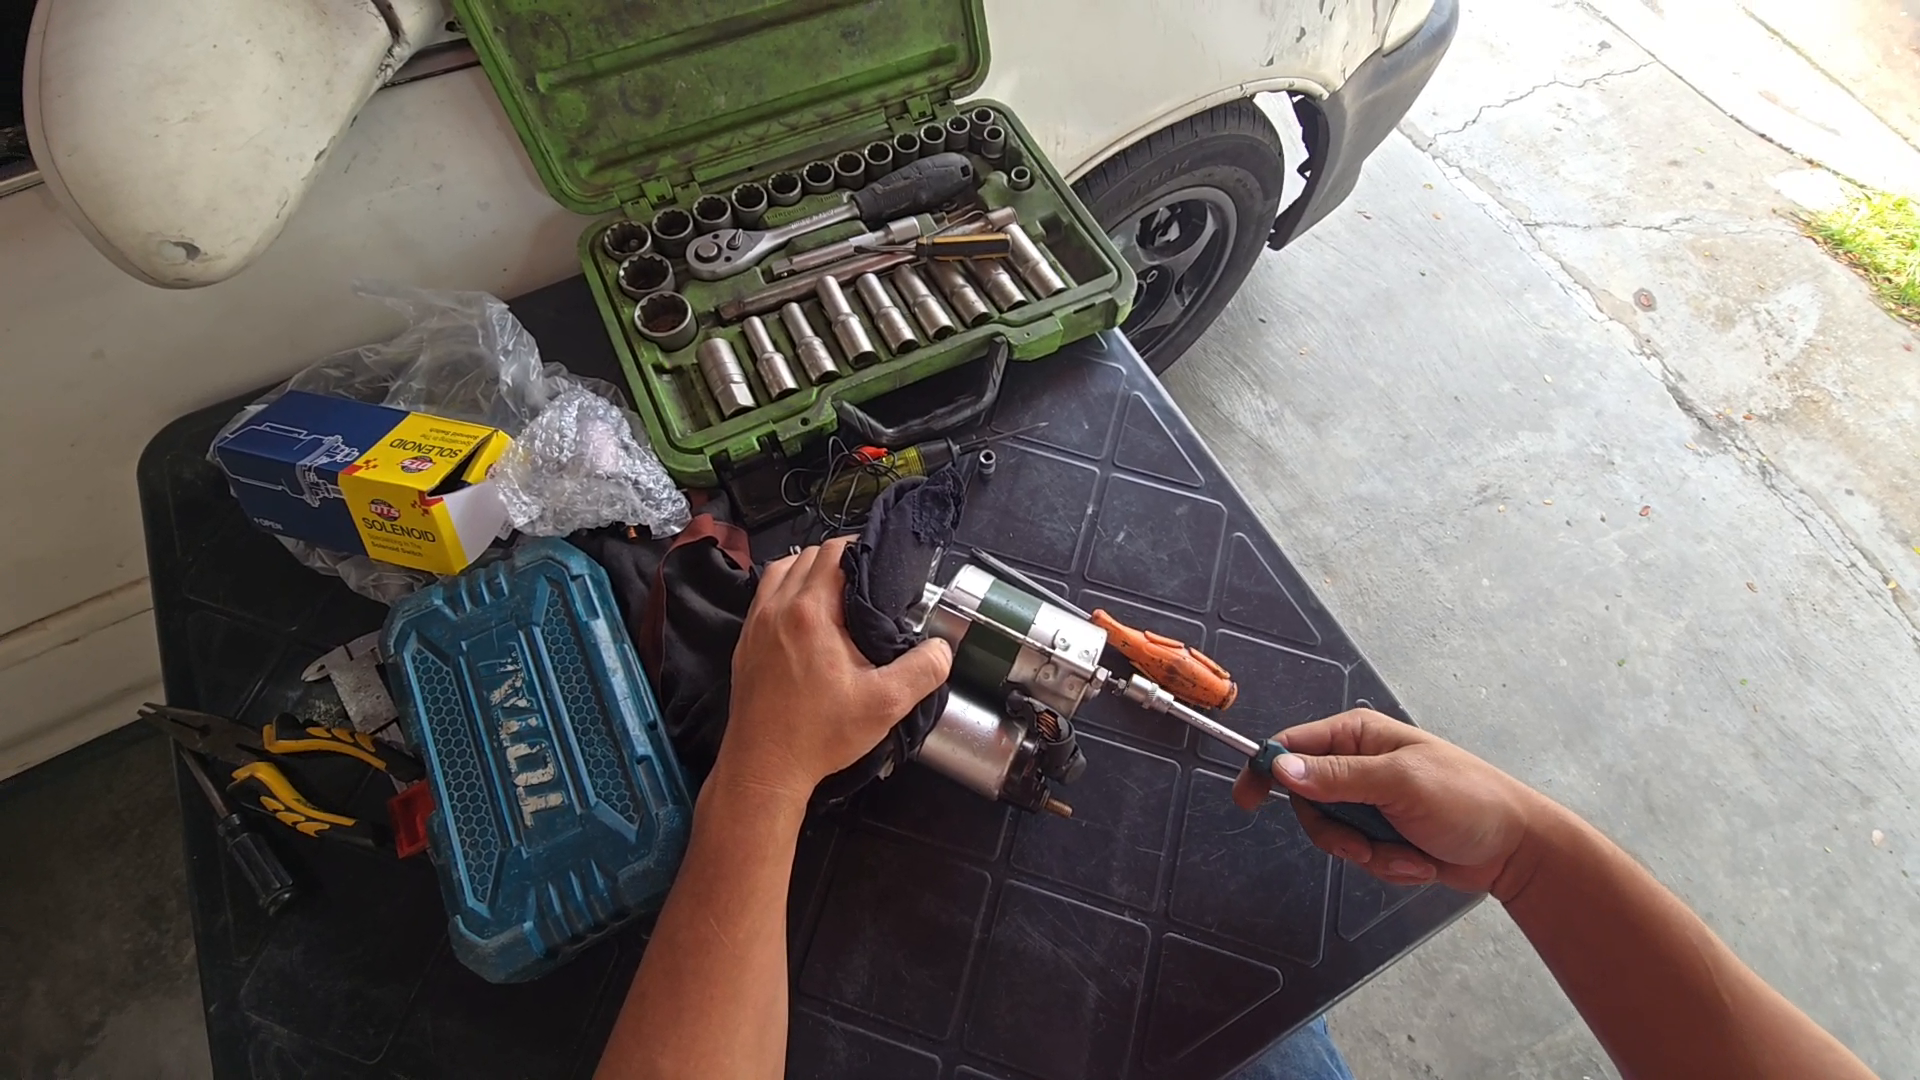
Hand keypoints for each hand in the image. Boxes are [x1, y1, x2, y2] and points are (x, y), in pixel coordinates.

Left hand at [714, 536, 952, 805]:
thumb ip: (923, 670)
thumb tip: (943, 648)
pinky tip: (805, 616)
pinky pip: (764, 596)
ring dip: (808, 570)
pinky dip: (785, 590)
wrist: (764, 768)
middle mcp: (777, 608)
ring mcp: (755, 624)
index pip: (832, 553)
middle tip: (866, 580)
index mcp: (810, 612)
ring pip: (780, 571)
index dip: (859, 549)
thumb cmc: (821, 734)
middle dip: (837, 558)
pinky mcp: (744, 643)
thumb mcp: (885, 704)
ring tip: (835, 592)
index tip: (880, 563)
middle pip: (806, 556)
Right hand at [1233, 709, 1549, 896]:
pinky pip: (1355, 852)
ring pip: (1329, 831)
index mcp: (1355, 735)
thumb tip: (1279, 767)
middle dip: (1335, 831)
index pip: (1291, 745)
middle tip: (1362, 847)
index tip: (1247, 798)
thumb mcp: (1399, 783)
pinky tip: (1417, 861)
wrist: (1520, 850)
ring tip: (1406, 857)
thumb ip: (1337, 776)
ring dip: (1366, 853)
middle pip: (1306, 798)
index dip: (1266, 768)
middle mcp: (1353, 763)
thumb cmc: (1466, 800)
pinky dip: (1384, 864)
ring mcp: (1366, 799)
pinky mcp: (1378, 831)